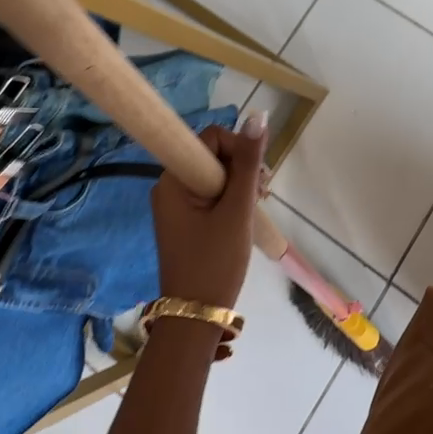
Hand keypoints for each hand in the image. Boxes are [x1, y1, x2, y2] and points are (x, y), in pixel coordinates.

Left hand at [151, 114, 267, 308]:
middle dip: (243, 168)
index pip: (210, 138)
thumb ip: (248, 162)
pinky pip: (211, 193)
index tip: (256, 176)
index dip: (238, 148)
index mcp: (174, 179)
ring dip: (241, 184)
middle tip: (262, 194)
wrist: (196, 318)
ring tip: (257, 206)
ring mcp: (176, 204)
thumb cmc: (215, 262)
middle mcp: (170, 186)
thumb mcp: (237, 210)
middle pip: (214, 155)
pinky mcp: (185, 220)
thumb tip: (258, 115)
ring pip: (216, 174)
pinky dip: (232, 199)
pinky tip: (246, 215)